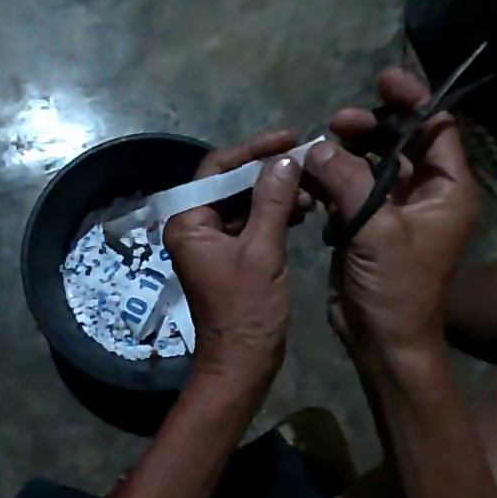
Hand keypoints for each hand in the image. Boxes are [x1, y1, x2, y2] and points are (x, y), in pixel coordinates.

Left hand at [165, 129, 304, 386]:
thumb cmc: (248, 308)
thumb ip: (273, 201)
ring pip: (240, 202)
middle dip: (265, 171)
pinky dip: (271, 213)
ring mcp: (209, 242)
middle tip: (304, 159)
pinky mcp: (226, 255)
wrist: (243, 360)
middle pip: (227, 183)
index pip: (215, 169)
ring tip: (309, 187)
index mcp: (188, 222)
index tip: (289, 137)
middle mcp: (192, 227)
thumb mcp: (263, 250)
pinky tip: (301, 209)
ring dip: (272, 192)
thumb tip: (286, 159)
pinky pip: (247, 222)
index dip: (252, 150)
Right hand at [304, 68, 480, 359]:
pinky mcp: (366, 226)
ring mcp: (393, 211)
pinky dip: (330, 180)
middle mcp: (424, 194)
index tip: (383, 81)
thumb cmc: (396, 288)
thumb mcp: (377, 230)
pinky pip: (349, 190)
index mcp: (448, 189)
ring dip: (343, 153)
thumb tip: (318, 148)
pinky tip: (309, 177)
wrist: (382, 339)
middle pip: (399, 142)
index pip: (437, 129)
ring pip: (369, 165)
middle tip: (334, 123)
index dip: (413, 101)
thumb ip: (350, 182)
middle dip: (369, 127)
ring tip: (315, 149)